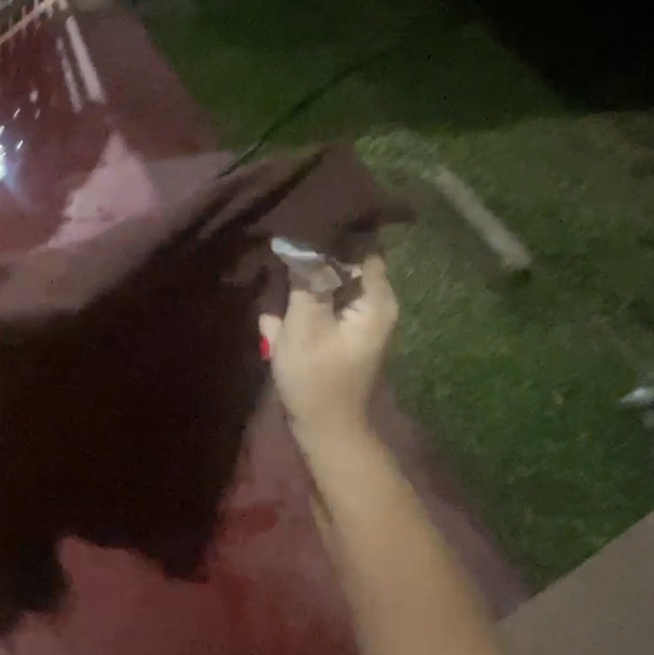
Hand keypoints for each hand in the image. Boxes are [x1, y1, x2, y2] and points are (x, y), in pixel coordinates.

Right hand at [259, 255, 398, 444]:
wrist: (326, 428)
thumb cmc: (317, 379)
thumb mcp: (304, 328)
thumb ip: (306, 284)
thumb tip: (301, 243)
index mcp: (375, 302)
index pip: (362, 249)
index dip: (334, 236)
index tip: (302, 226)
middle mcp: (375, 304)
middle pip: (346, 262)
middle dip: (314, 256)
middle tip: (282, 246)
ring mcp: (360, 317)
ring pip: (332, 280)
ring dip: (306, 277)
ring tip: (278, 269)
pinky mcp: (343, 328)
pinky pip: (325, 299)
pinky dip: (306, 297)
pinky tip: (282, 302)